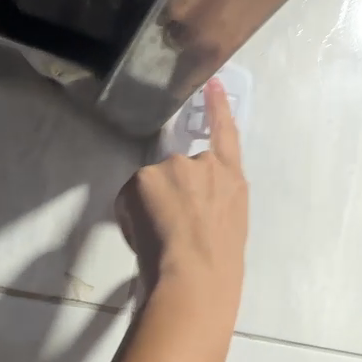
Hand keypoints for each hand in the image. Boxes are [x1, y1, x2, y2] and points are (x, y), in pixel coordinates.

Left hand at [116, 80, 248, 312]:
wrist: (196, 277)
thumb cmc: (217, 270)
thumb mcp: (228, 230)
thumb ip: (212, 207)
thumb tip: (185, 214)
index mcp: (231, 181)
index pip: (226, 136)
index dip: (219, 109)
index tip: (212, 85)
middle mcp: (204, 165)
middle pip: (177, 173)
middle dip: (170, 197)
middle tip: (170, 232)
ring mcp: (173, 167)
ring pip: (151, 186)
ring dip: (149, 207)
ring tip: (160, 241)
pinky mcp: (144, 177)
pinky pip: (129, 199)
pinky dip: (130, 218)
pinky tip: (145, 239)